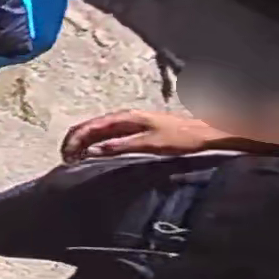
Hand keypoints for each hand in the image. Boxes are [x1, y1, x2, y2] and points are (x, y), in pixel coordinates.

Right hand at [60, 109, 225, 162]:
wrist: (212, 133)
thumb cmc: (183, 137)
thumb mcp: (151, 143)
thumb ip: (120, 146)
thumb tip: (92, 151)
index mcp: (123, 118)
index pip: (86, 127)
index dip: (72, 142)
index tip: (67, 157)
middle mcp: (120, 118)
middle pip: (85, 128)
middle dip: (72, 143)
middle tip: (67, 160)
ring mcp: (125, 123)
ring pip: (92, 132)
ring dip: (80, 145)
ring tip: (75, 160)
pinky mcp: (130, 130)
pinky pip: (102, 136)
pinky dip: (91, 146)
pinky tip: (91, 155)